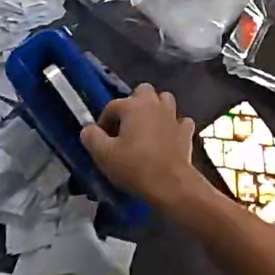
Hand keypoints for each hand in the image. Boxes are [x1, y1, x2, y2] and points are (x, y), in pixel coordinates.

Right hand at [81, 84, 204, 207]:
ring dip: (155, 109)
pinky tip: (168, 137)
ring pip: (165, 100)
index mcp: (134, 106)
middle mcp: (155, 105)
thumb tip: (88, 129)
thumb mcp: (104, 155)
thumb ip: (92, 138)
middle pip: (143, 91)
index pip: (113, 105)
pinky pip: (180, 121)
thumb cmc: (134, 166)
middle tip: (125, 125)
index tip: (101, 139)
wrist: (169, 183)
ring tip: (145, 127)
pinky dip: (174, 125)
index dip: (104, 120)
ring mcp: (174, 116)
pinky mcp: (186, 130)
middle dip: (133, 103)